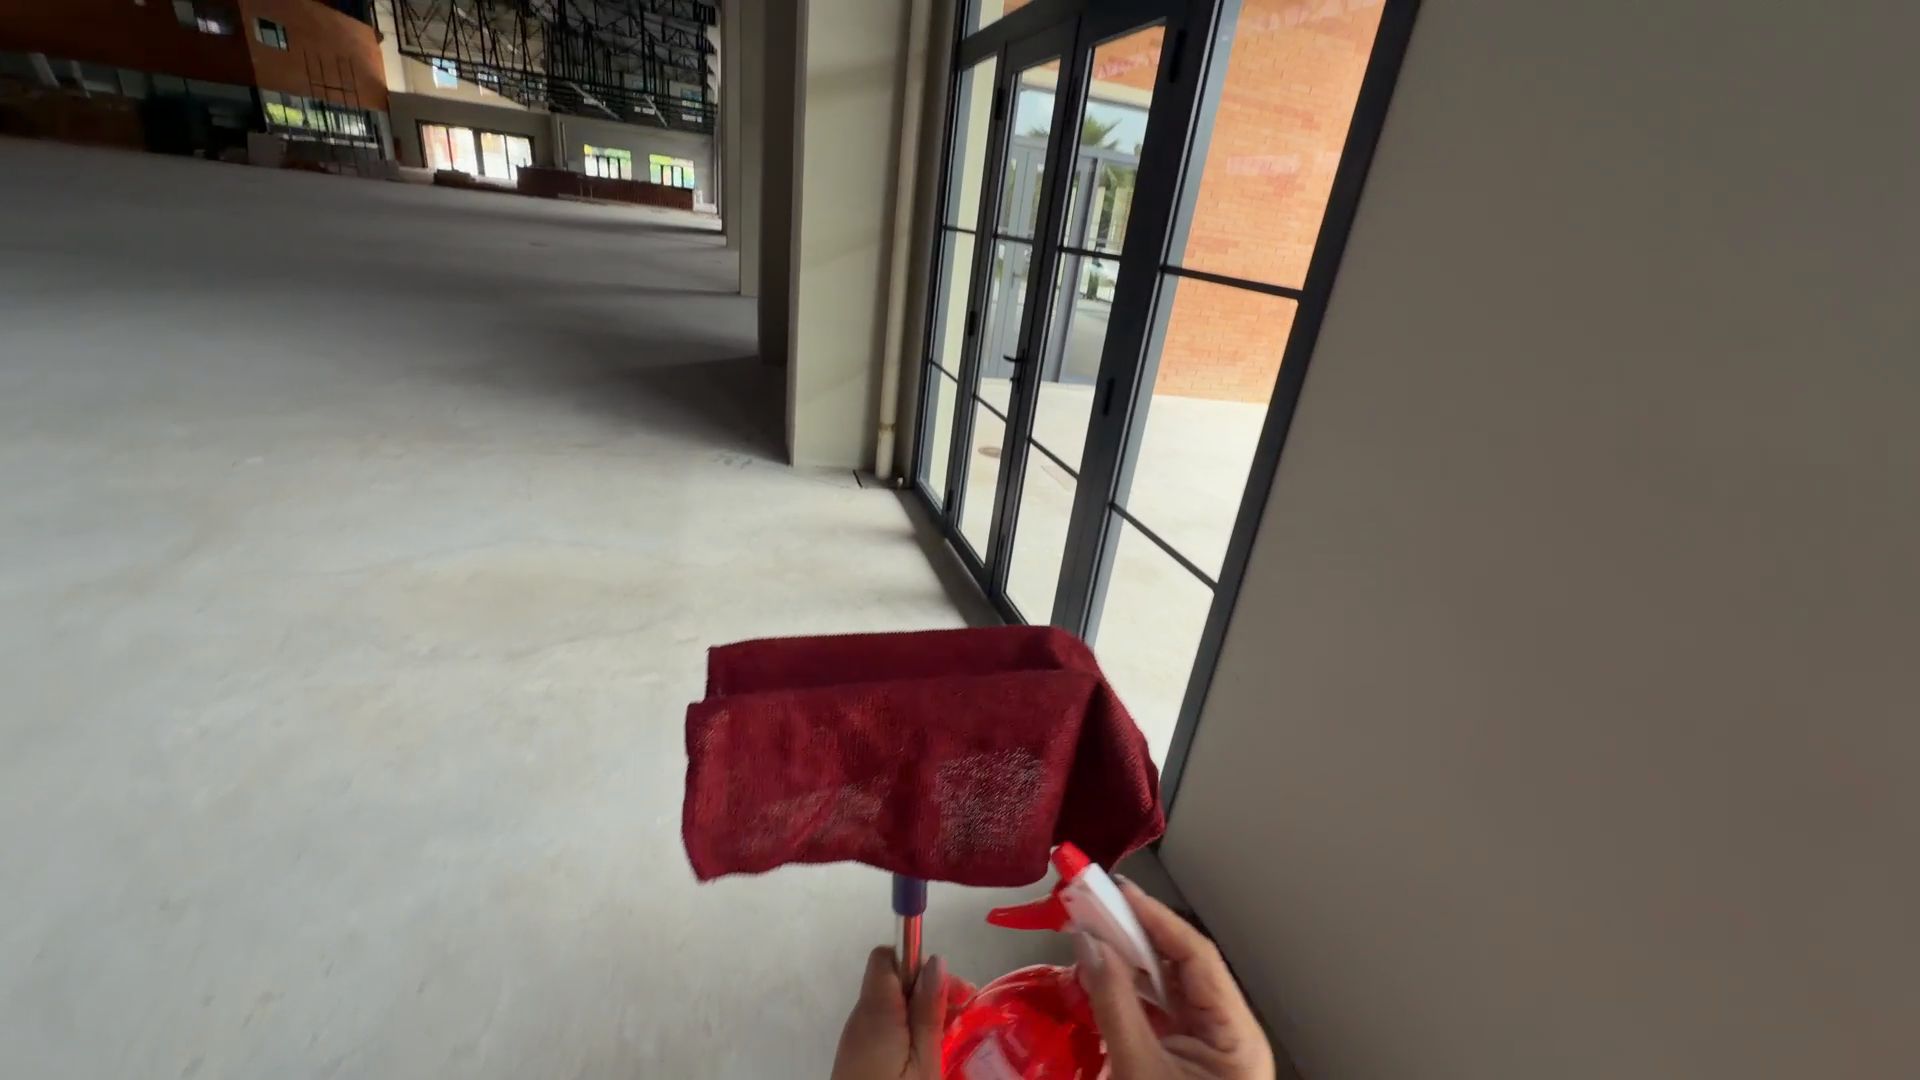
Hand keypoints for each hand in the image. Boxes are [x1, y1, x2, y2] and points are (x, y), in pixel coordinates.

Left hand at [831, 948, 974, 1079]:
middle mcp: (860, 1016)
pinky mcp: (856, 1058)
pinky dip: (907, 1028)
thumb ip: (928, 1010)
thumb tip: (935, 960)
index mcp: (875, 1009)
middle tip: (964, 1009)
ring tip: (951, 1032)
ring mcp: (856, 1038)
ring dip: (921, 1009)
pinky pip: (883, 1027)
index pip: (888, 956)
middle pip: (894, 979)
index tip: (949, 986)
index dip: (918, 961)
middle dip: (928, 987)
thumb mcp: (924, 1061)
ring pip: (891, 1004)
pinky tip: (928, 1050)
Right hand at [1075, 881, 1274, 1079]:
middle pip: (1180, 966)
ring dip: (1127, 959)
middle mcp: (1225, 1034)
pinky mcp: (1181, 1063)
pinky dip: (1125, 991)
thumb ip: (1113, 1000)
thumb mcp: (1139, 1071)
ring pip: (1165, 987)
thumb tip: (1087, 940)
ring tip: (1089, 932)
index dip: (1154, 917)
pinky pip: (1154, 1012)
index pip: (1195, 956)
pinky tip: (1097, 976)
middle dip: (1135, 933)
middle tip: (1091, 905)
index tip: (1114, 890)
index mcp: (1235, 1035)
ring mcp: (1204, 1049)